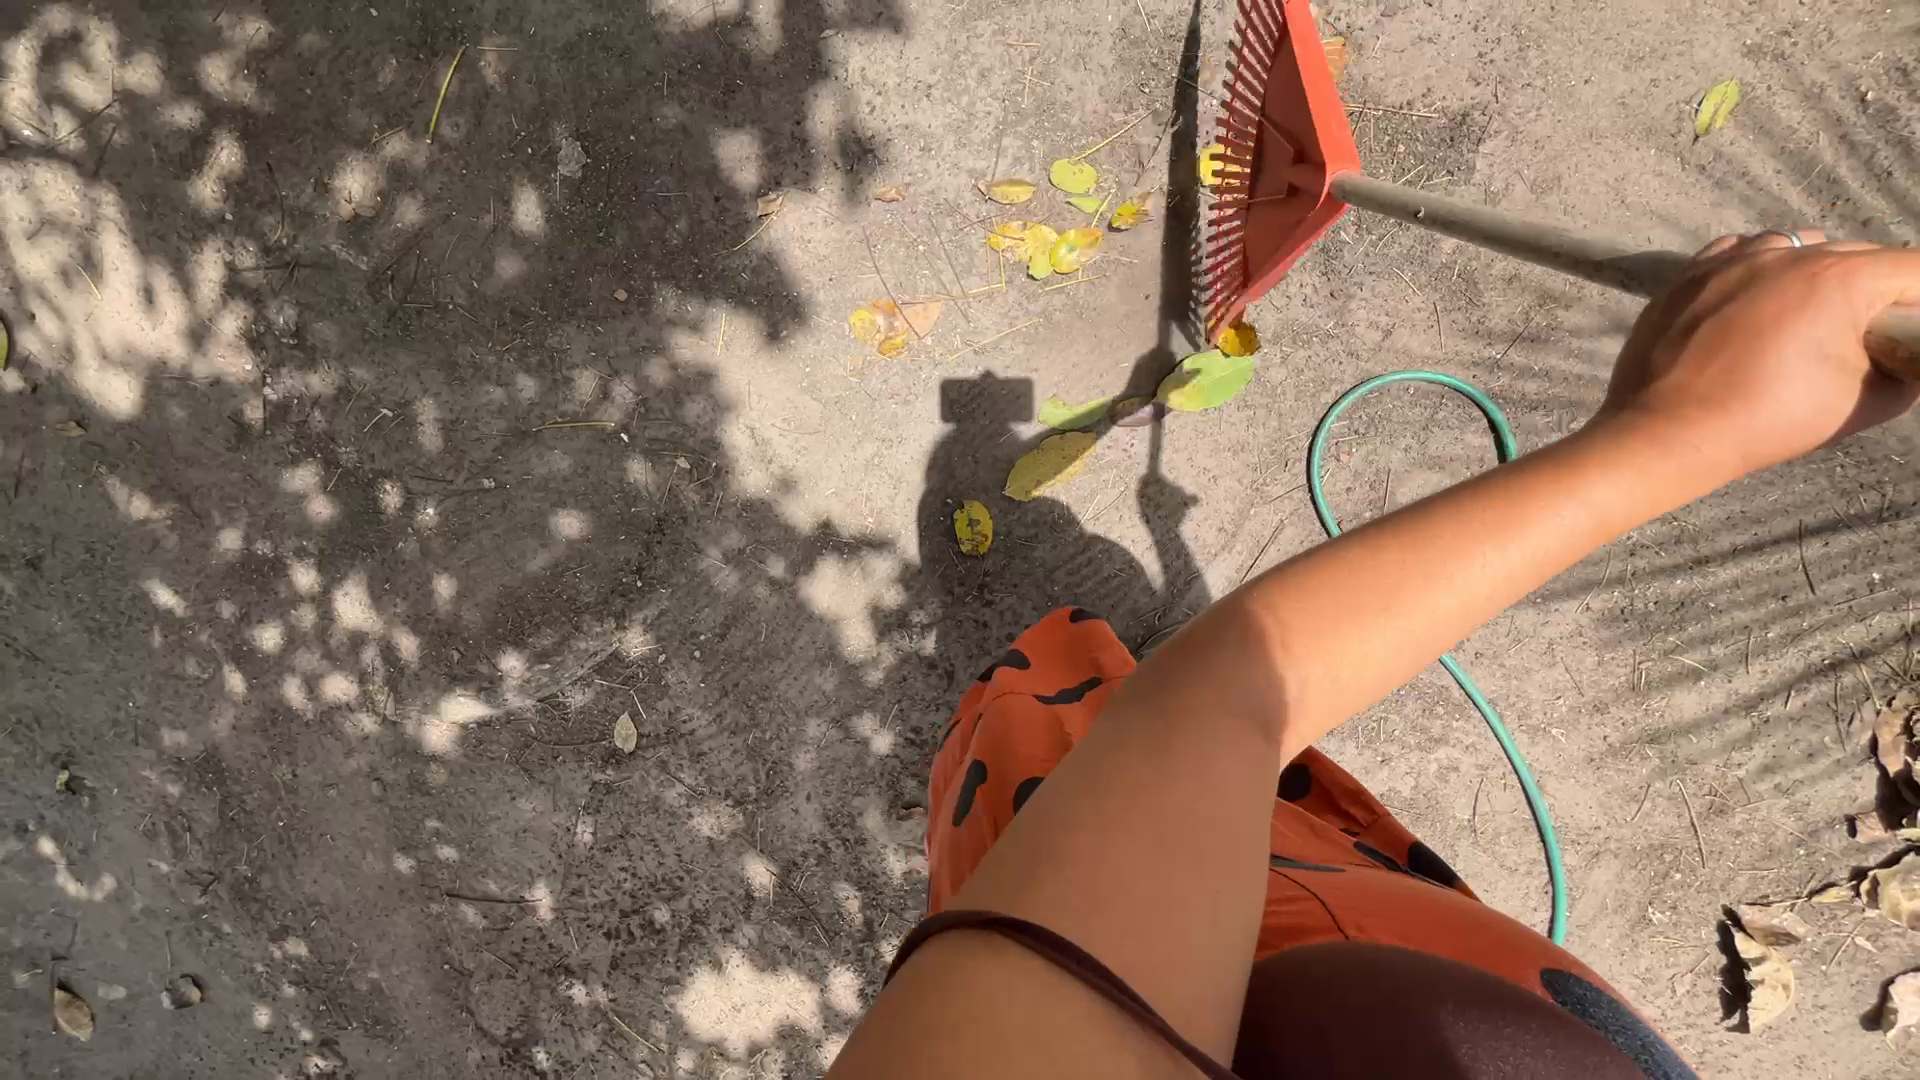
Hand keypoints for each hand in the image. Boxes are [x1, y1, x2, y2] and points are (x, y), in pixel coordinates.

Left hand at [1598, 231, 1919, 478]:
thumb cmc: (1762, 419)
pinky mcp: (1677, 285)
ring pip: (1788, 246)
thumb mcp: (1870, 398)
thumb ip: (1906, 366)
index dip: (1918, 302)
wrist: (1663, 434)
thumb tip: (1901, 354)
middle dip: (1868, 288)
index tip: (1906, 330)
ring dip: (1807, 270)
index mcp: (1838, 278)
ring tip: (1805, 308)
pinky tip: (1752, 293)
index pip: (1912, 271)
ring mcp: (1720, 268)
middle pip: (1851, 256)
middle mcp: (1778, 259)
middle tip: (1861, 326)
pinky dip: (1749, 266)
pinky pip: (1727, 254)